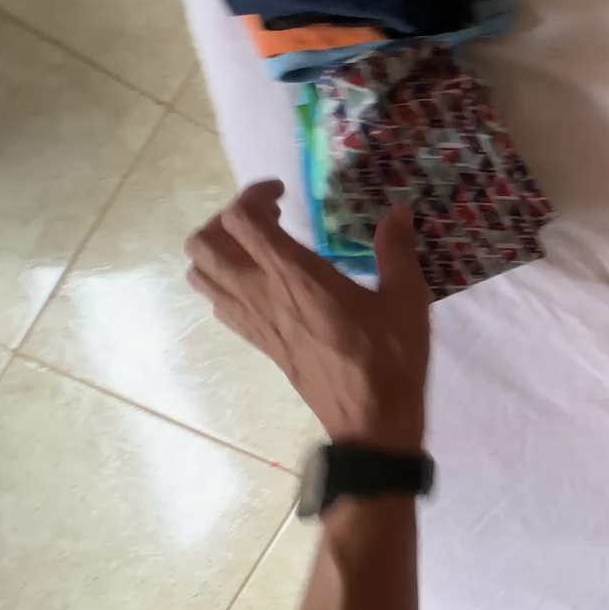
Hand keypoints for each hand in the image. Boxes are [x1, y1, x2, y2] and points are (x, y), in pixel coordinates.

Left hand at [185, 180, 430, 453]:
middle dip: (228, 218)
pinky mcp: (259, 341)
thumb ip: (396, 250)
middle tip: (269, 216)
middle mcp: (262, 293)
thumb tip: (397, 211)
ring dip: (219, 249)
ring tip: (259, 246)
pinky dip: (225, 280)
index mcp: (297, 276)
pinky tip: (263, 284)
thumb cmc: (391, 355)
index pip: (243, 220)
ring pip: (201, 272)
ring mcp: (254, 321)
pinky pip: (218, 302)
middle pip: (205, 242)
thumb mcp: (407, 298)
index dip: (254, 195)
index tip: (285, 192)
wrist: (371, 417)